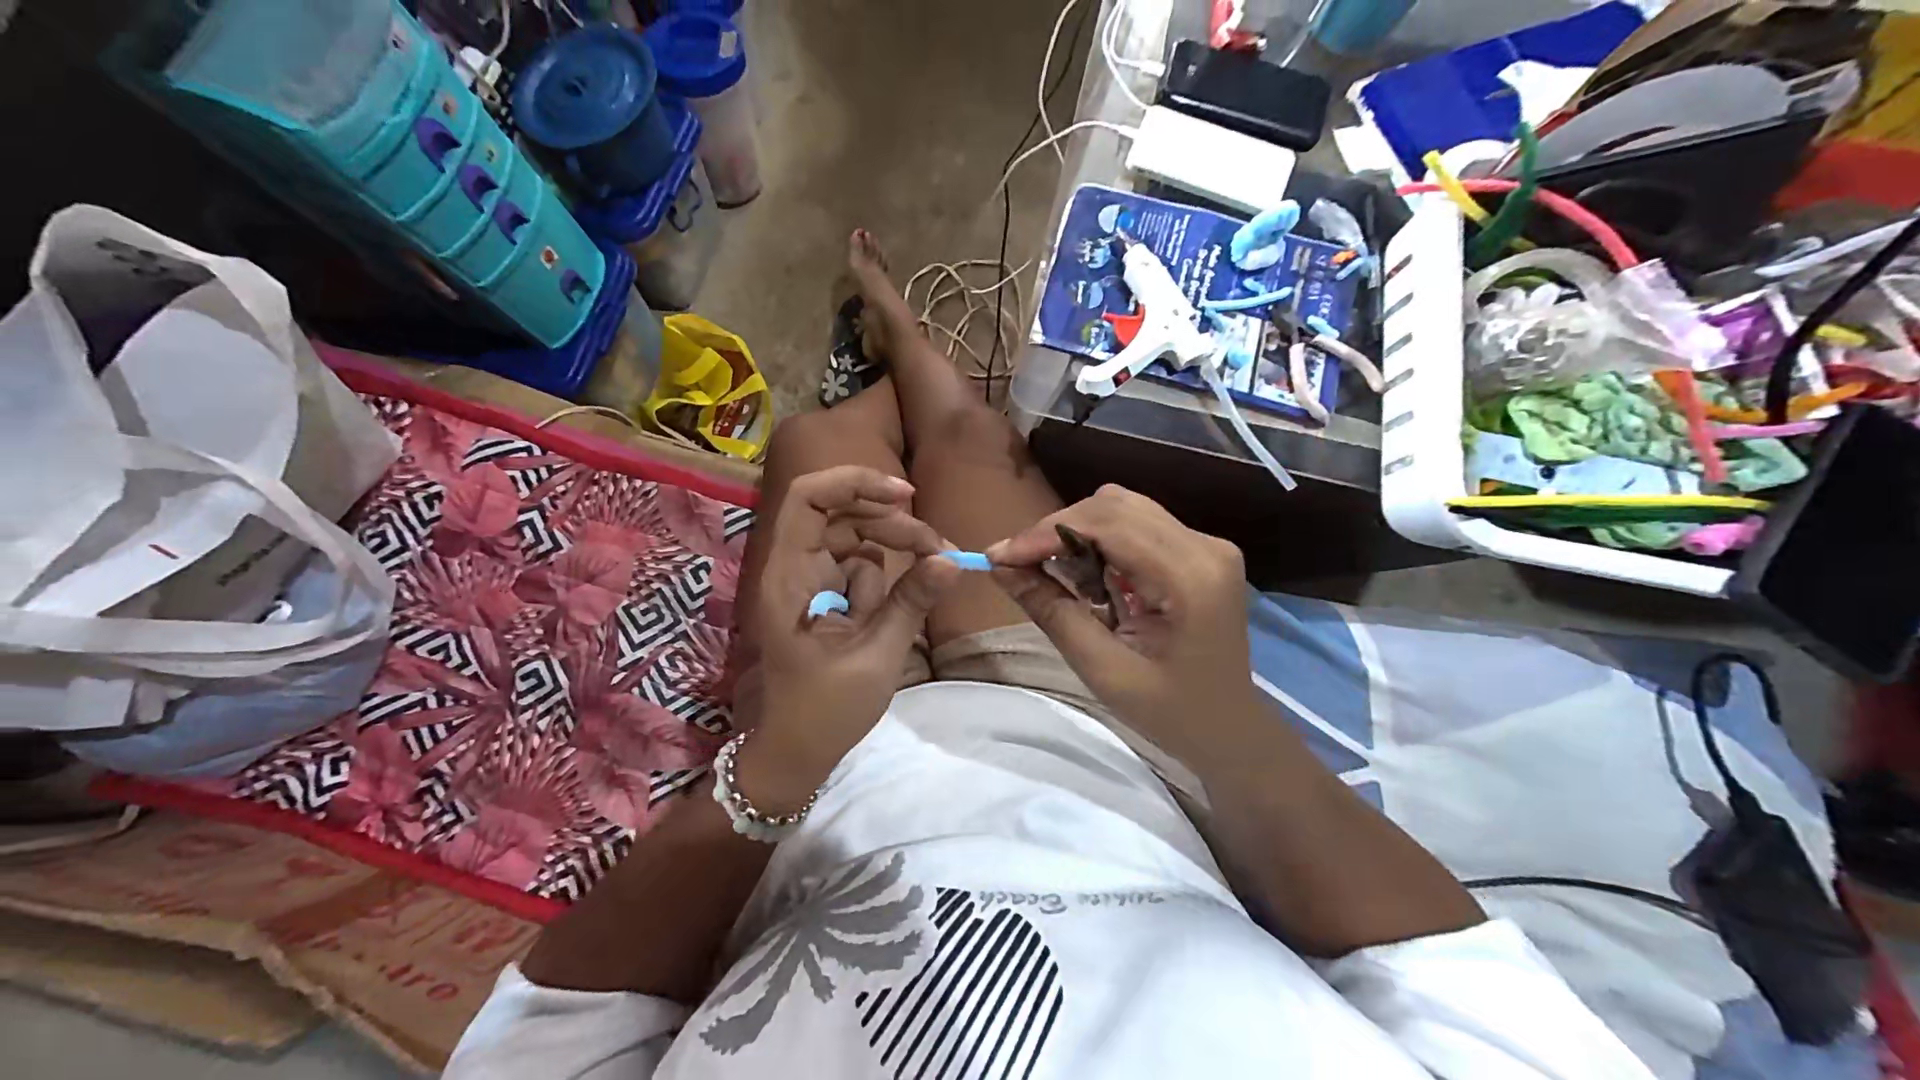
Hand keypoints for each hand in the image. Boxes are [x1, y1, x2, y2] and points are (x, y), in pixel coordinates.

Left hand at [737, 467, 960, 806]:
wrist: (799, 750)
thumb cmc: (828, 708)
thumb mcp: (878, 654)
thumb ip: (912, 601)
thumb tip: (952, 560)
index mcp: (791, 576)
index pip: (808, 498)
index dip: (853, 482)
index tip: (904, 496)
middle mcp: (796, 568)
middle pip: (841, 513)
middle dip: (893, 524)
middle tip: (940, 548)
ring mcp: (811, 581)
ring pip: (856, 538)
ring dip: (895, 549)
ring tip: (931, 572)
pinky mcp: (827, 595)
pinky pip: (861, 566)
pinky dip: (886, 576)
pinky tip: (897, 605)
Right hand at [987, 485, 1255, 754]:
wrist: (1230, 730)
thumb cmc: (1172, 713)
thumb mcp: (1104, 670)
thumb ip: (1053, 612)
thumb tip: (1001, 568)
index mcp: (1190, 577)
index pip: (1109, 524)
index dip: (1047, 532)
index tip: (1000, 556)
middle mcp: (1205, 546)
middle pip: (1115, 506)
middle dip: (1057, 530)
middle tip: (1017, 565)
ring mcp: (1206, 545)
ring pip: (1123, 509)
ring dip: (1076, 533)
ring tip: (1047, 571)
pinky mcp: (1199, 550)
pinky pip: (1137, 526)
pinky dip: (1099, 542)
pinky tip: (1083, 575)